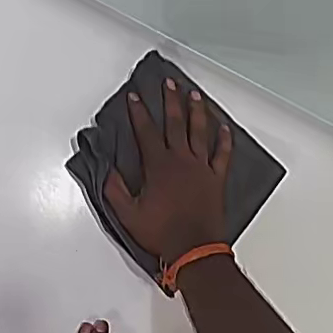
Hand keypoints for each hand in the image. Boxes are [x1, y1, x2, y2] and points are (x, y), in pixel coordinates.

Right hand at [104, 77, 231, 262]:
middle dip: (170, 100)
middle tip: (169, 84)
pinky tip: (223, 128)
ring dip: (197, 111)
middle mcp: (182, 161)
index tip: (135, 97)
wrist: (194, 249)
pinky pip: (222, 154)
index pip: (146, 132)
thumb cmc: (162, 232)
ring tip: (194, 95)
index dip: (139, 113)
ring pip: (200, 132)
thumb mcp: (128, 214)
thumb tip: (109, 170)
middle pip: (176, 123)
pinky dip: (224, 139)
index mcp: (159, 167)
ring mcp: (202, 168)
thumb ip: (115, 190)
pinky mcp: (216, 179)